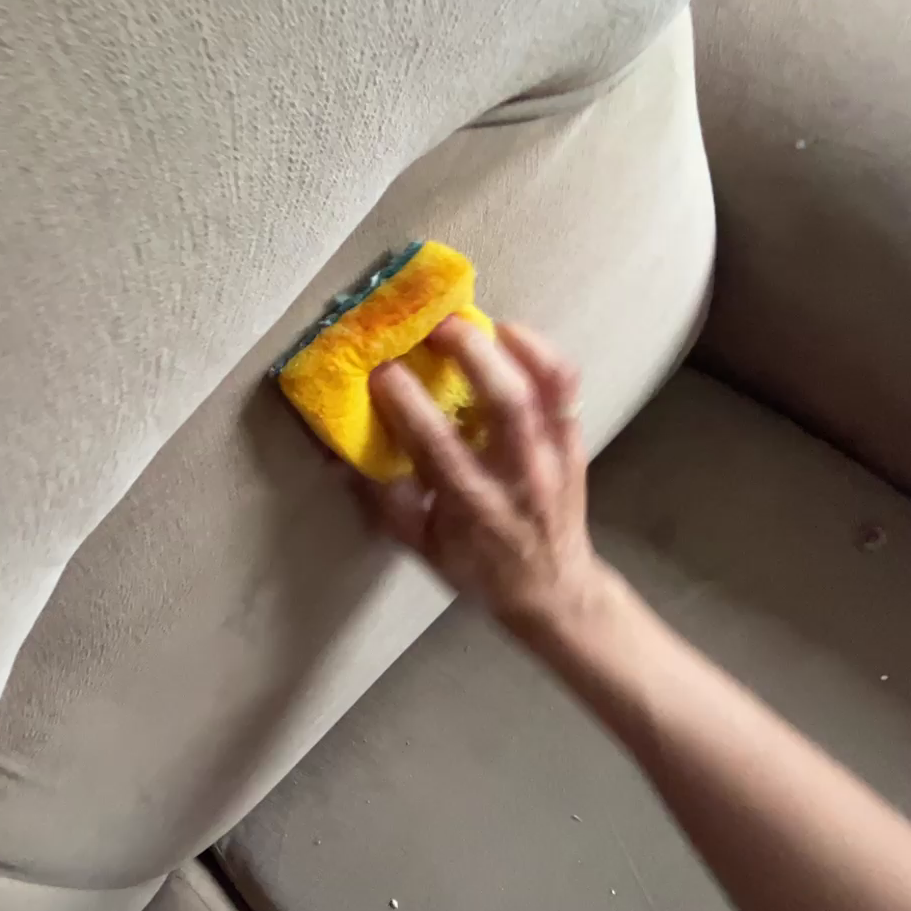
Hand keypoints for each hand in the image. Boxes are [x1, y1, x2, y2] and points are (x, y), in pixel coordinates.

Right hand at [365, 318, 609, 637]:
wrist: (552, 589)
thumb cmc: (474, 566)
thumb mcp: (418, 544)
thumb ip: (380, 499)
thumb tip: (336, 455)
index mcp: (472, 504)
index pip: (437, 444)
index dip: (406, 402)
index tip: (381, 371)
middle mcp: (518, 475)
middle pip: (506, 402)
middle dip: (470, 354)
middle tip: (434, 326)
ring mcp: (554, 455)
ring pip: (545, 386)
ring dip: (509, 345)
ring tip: (473, 321)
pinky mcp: (573, 441)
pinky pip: (566, 386)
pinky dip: (540, 351)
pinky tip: (510, 334)